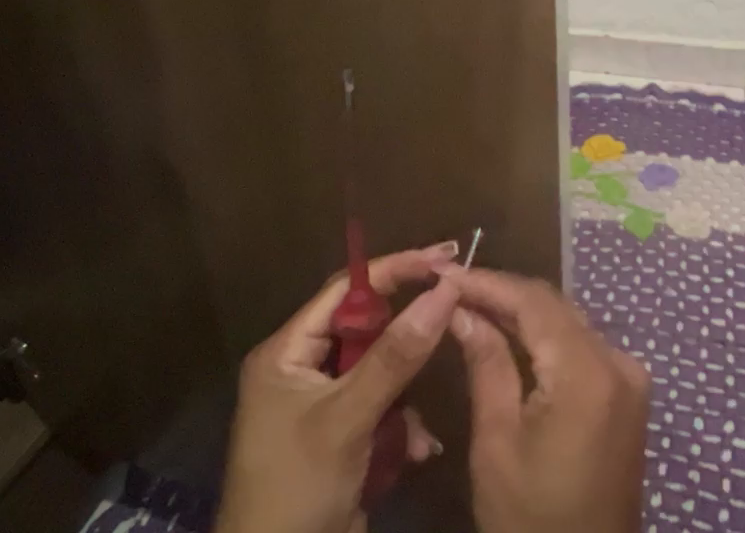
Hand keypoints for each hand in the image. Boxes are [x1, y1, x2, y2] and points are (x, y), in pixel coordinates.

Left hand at [217, 242, 462, 532]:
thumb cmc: (296, 489)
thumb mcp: (346, 419)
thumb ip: (395, 356)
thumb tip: (444, 291)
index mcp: (287, 352)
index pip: (346, 290)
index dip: (395, 268)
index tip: (445, 256)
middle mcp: (303, 370)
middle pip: (367, 329)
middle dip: (409, 336)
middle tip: (457, 310)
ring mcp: (324, 406)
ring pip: (383, 372)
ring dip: (407, 396)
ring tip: (417, 427)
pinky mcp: (343, 438)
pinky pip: (384, 410)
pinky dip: (403, 429)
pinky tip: (416, 452)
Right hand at [442, 266, 651, 532]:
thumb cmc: (531, 517)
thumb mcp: (497, 443)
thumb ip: (487, 365)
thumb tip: (462, 311)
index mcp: (588, 373)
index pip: (534, 302)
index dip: (488, 282)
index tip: (445, 273)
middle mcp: (619, 361)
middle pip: (556, 307)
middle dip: (503, 293)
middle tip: (452, 286)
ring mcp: (630, 377)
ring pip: (570, 323)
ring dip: (524, 312)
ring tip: (472, 303)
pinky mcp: (629, 393)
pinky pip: (583, 346)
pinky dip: (546, 336)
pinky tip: (510, 333)